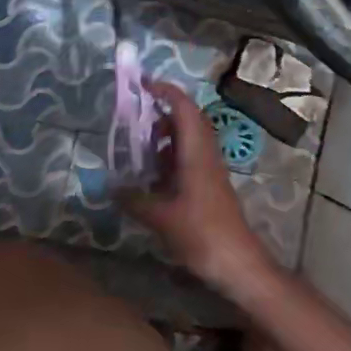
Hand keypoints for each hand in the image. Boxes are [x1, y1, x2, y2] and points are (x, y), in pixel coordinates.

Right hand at [122, 82, 272, 285]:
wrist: (240, 266)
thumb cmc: (202, 235)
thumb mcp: (160, 217)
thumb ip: (133, 199)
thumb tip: (110, 187)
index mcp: (196, 153)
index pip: (184, 109)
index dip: (165, 91)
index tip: (141, 84)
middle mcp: (205, 155)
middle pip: (187, 120)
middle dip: (161, 111)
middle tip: (133, 115)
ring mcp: (210, 171)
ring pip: (188, 139)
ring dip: (164, 135)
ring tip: (137, 145)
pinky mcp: (209, 186)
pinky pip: (188, 158)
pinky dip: (169, 156)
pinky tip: (150, 174)